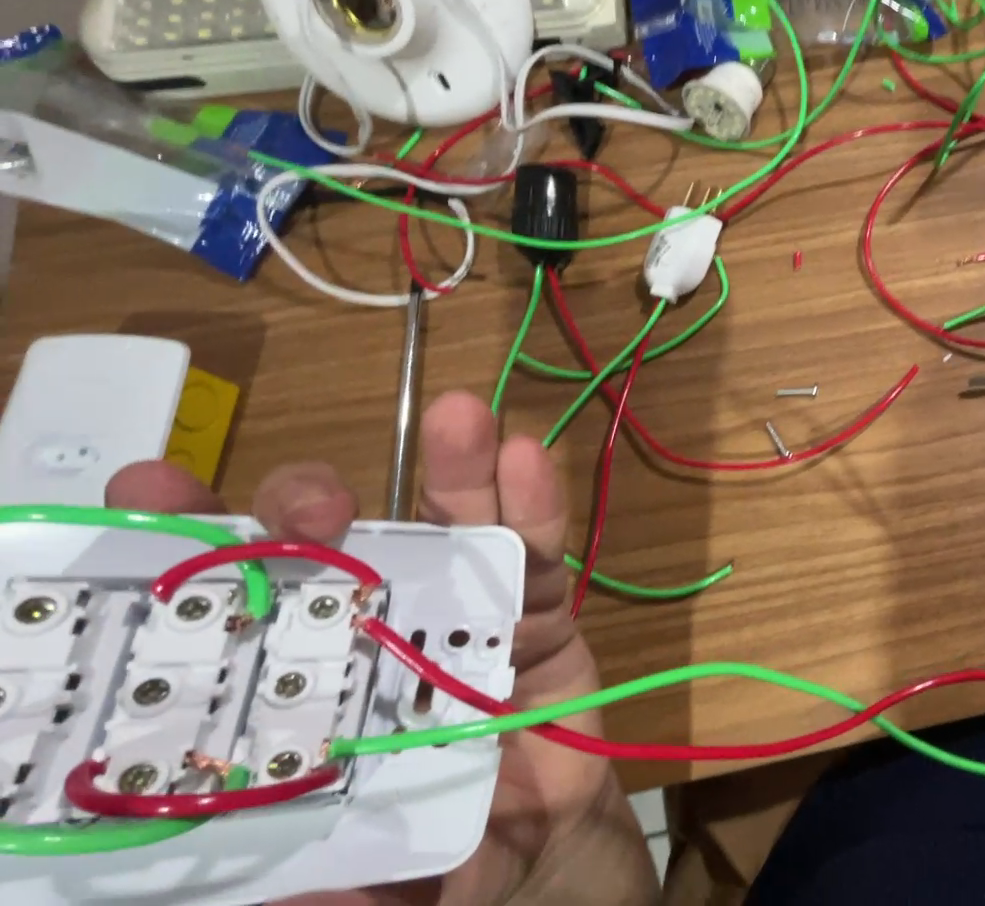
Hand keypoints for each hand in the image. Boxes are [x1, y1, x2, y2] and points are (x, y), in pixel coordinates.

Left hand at [105, 391, 655, 905]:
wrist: (542, 843)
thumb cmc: (434, 859)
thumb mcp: (359, 886)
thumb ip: (306, 885)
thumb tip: (281, 901)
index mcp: (307, 688)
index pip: (235, 611)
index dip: (191, 549)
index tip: (156, 489)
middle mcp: (377, 631)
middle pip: (338, 548)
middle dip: (316, 506)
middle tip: (316, 494)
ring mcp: (464, 611)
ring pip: (450, 526)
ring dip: (453, 468)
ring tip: (457, 413)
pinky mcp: (538, 612)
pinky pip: (539, 554)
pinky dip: (535, 504)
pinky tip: (528, 456)